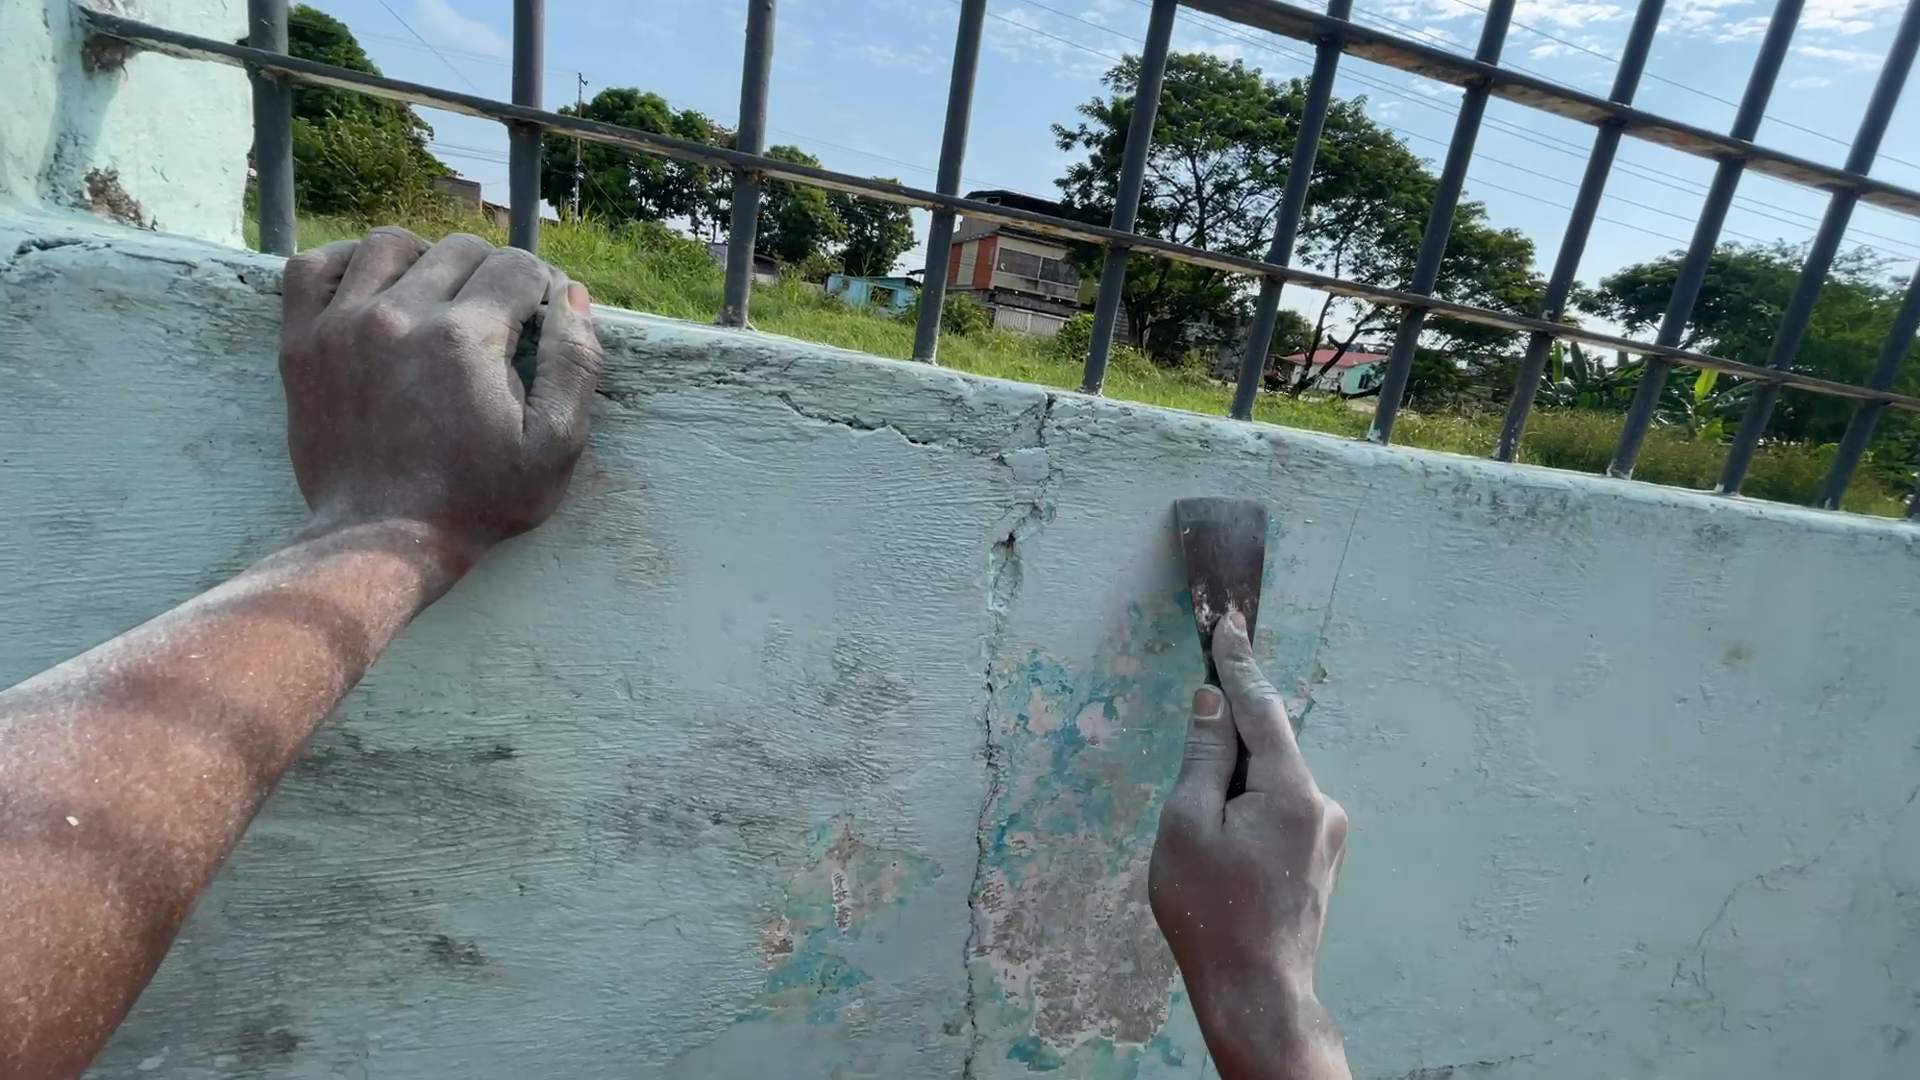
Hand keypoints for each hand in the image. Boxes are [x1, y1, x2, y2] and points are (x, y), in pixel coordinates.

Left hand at [278, 227, 603, 567]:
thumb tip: (575, 298)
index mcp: (468, 339)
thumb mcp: (558, 444)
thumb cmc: (484, 497)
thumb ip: (576, 366)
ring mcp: (342, 324)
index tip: (550, 316)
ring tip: (449, 299)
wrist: (387, 536)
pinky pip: (317, 264)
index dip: (547, 288)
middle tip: (510, 315)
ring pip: (392, 243)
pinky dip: (355, 262)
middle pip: (461, 251)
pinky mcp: (302, 341)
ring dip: (433, 261)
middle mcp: (400, 315)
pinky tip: (382, 289)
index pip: (519, 269)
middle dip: (499, 273)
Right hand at [1150, 611, 1349, 1078]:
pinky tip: (1225, 846)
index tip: (1229, 625)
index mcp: (1291, 792)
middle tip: (1192, 790)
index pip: (1260, 709)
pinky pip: (1279, 803)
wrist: (1256, 991)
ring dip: (1232, 781)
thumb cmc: (1209, 907)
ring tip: (1204, 838)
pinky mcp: (1321, 851)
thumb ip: (1203, 756)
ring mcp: (1327, 831)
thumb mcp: (1187, 822)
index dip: (1238, 665)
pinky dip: (1247, 802)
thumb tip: (1211, 703)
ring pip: (1269, 777)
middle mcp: (1322, 803)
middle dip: (1223, 744)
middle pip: (1264, 745)